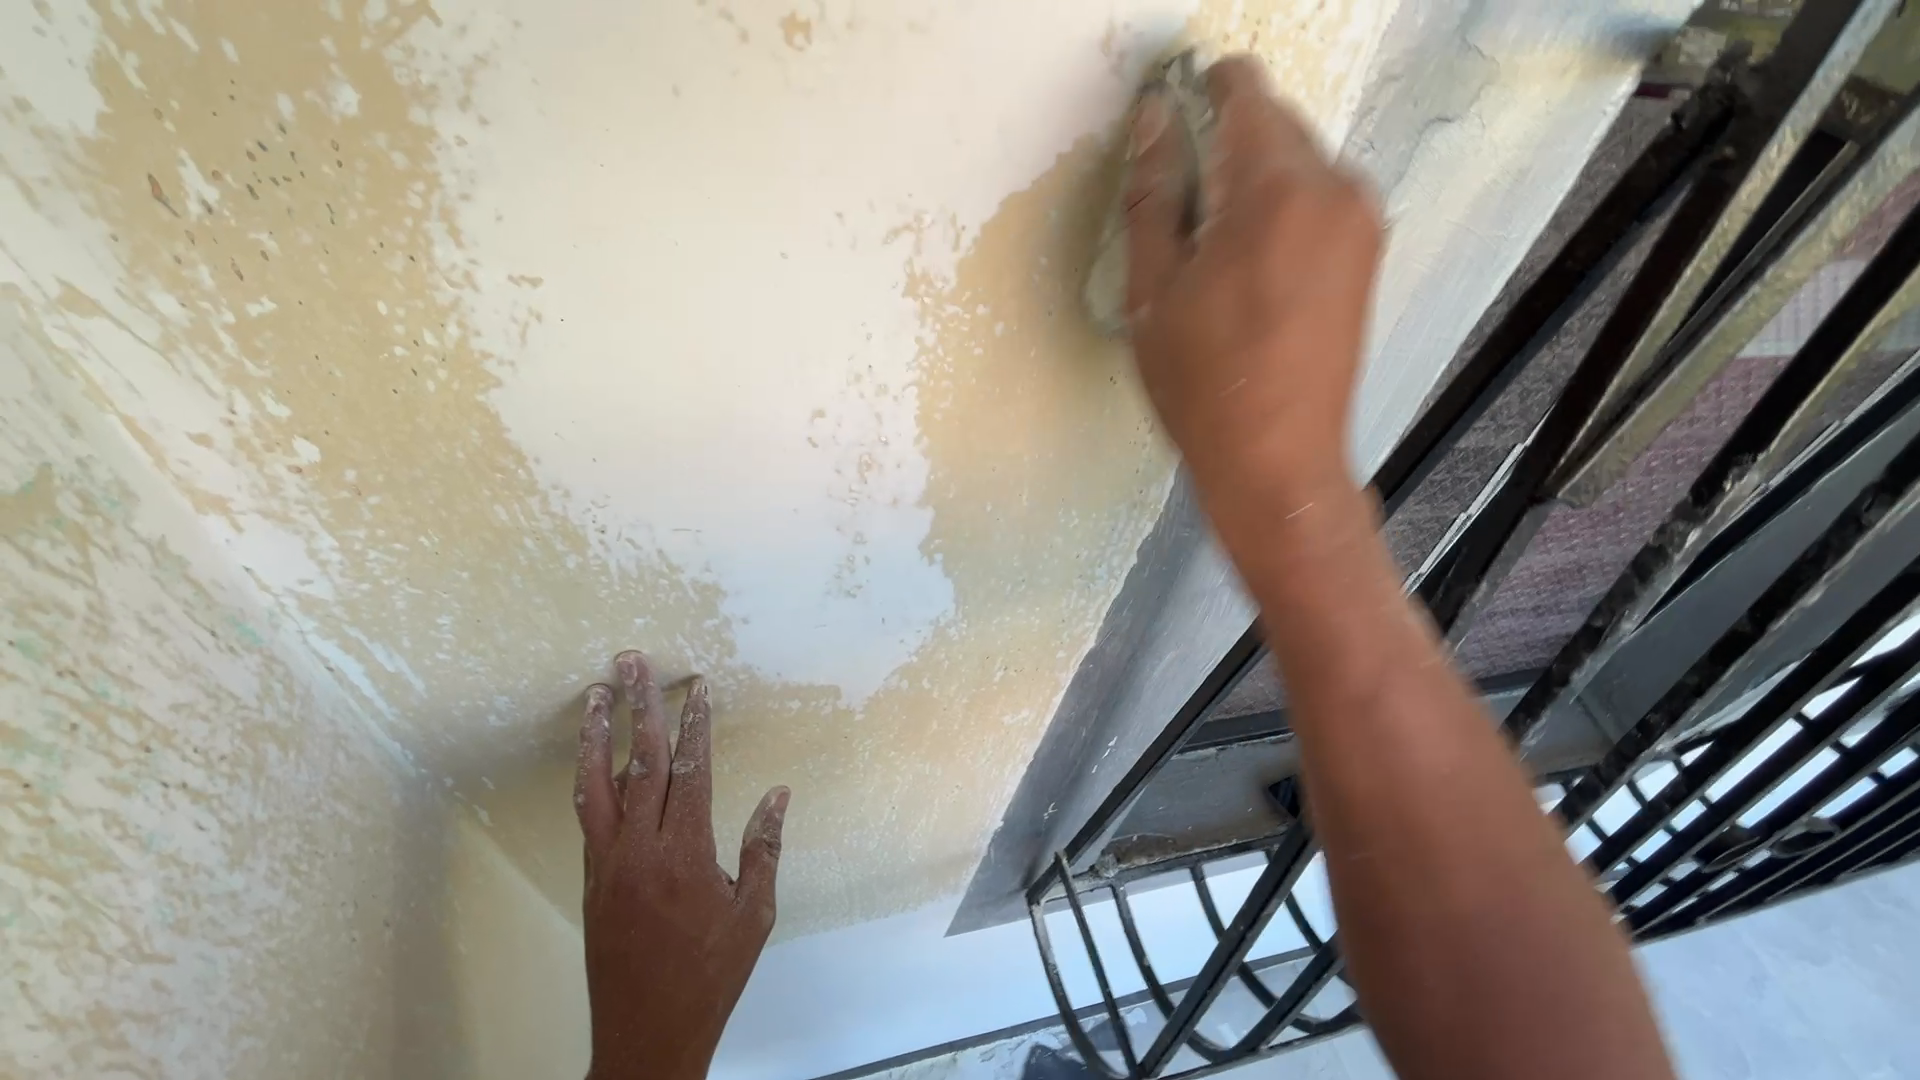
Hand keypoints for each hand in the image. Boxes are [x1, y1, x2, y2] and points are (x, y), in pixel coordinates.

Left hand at [575, 650, 789, 1079]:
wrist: (646, 1035)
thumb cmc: (710, 974)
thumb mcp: (754, 915)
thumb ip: (763, 849)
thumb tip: (778, 794)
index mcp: (685, 854)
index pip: (690, 771)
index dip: (695, 724)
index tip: (697, 687)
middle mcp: (640, 849)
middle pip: (641, 763)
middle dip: (641, 707)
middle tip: (634, 662)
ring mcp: (609, 862)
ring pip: (599, 784)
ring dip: (599, 734)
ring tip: (598, 692)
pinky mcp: (592, 879)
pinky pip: (588, 814)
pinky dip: (590, 776)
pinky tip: (593, 757)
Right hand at [1123, 55, 1381, 520]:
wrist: (1277, 460)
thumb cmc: (1202, 384)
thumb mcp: (1153, 292)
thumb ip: (1154, 195)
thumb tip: (1156, 120)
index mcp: (1274, 191)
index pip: (1244, 93)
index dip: (1202, 90)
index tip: (1171, 112)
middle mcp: (1334, 189)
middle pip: (1274, 125)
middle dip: (1225, 141)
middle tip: (1178, 198)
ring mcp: (1360, 222)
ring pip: (1298, 163)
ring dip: (1251, 179)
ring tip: (1209, 242)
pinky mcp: (1367, 255)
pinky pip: (1318, 199)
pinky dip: (1279, 208)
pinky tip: (1246, 261)